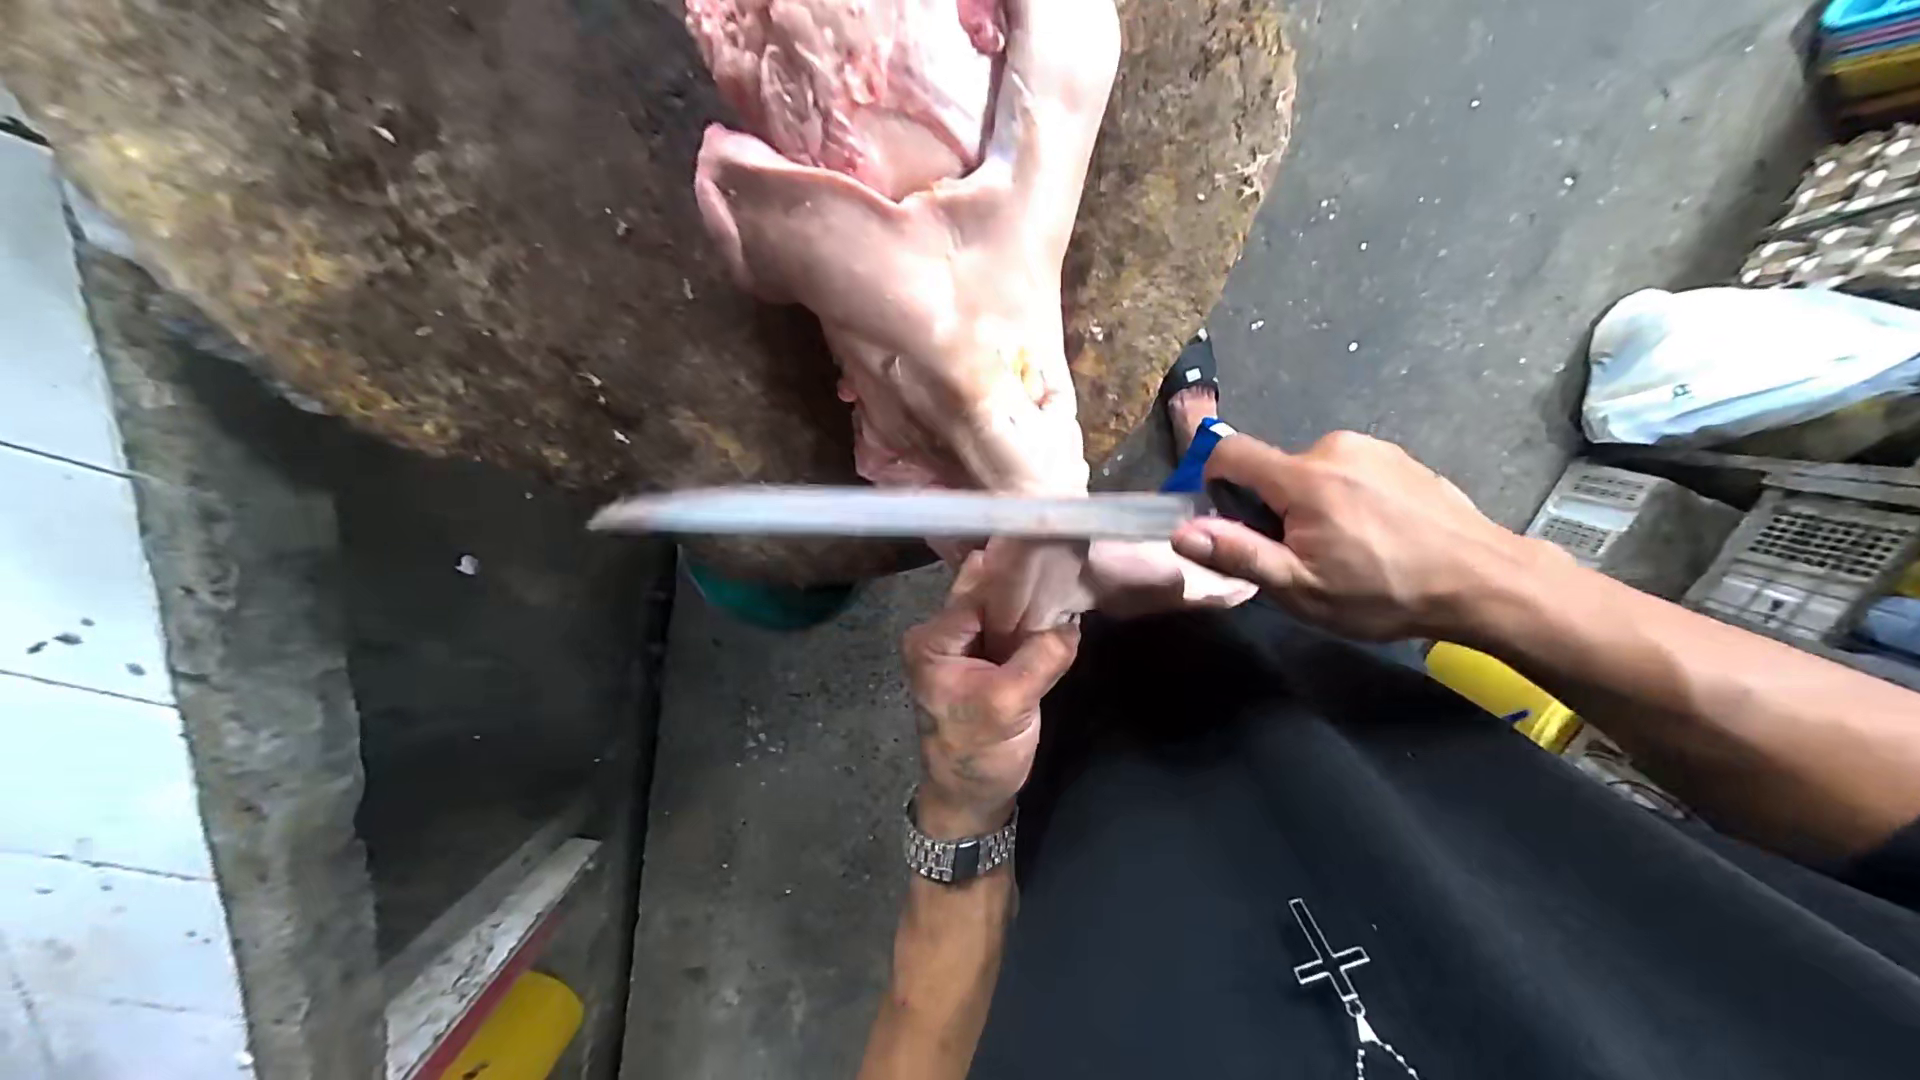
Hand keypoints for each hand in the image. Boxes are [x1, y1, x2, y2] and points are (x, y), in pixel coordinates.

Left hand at [902, 555, 1081, 838]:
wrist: (971, 797)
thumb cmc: (977, 754)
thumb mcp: (1008, 706)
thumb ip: (1040, 660)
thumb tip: (1071, 623)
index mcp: (933, 640)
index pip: (974, 590)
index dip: (1011, 570)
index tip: (1048, 546)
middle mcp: (943, 635)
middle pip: (985, 593)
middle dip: (1020, 577)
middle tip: (1060, 551)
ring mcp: (965, 646)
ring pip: (1000, 609)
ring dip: (1029, 598)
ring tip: (1064, 569)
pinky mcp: (987, 660)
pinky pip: (1010, 628)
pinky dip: (1031, 619)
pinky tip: (1058, 603)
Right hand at [1170, 431, 1567, 641]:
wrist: (1487, 582)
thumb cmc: (1384, 592)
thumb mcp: (1301, 588)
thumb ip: (1239, 554)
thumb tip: (1183, 533)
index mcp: (1305, 478)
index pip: (1230, 452)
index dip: (1215, 482)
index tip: (1232, 521)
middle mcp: (1334, 448)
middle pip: (1271, 468)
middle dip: (1269, 505)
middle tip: (1300, 552)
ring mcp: (1372, 448)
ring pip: (1308, 470)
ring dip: (1305, 501)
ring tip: (1341, 545)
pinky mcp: (1399, 457)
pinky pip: (1345, 468)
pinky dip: (1340, 494)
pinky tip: (1372, 532)